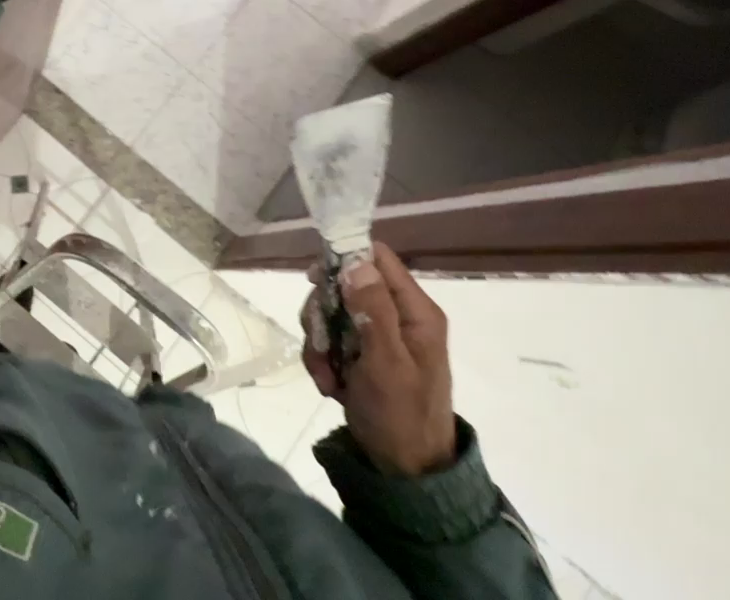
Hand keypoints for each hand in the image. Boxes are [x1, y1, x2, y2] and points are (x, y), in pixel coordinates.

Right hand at [300, 242, 456, 475]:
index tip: (316, 281)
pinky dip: (322, 361)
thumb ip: (373, 311)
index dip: (344, 260)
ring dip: (318, 343)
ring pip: (331, 313)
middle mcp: (397, 316)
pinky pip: (329, 341)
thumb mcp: (387, 362)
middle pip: (345, 284)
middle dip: (323, 314)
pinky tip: (329, 385)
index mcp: (414, 311)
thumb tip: (356, 261)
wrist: (406, 471)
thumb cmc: (401, 415)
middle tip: (319, 343)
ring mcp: (378, 336)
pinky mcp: (362, 356)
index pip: (377, 258)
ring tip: (326, 376)